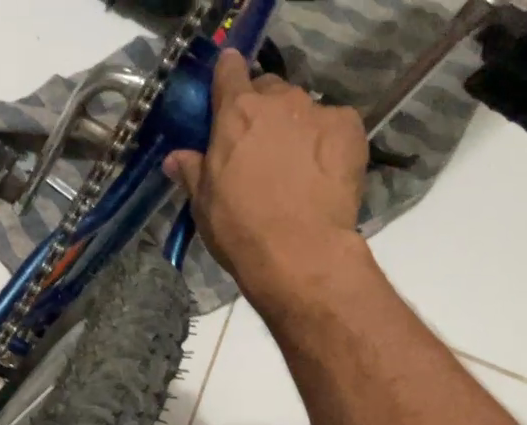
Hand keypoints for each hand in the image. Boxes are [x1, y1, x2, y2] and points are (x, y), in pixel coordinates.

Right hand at [165, 49, 368, 302]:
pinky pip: (333, 124)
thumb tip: (175, 158)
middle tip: (256, 144)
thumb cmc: (239, 228)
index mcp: (236, 113)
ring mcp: (319, 111)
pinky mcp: (351, 128)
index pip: (229, 72)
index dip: (226, 75)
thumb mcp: (203, 204)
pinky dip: (324, 140)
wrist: (299, 250)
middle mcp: (279, 101)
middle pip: (269, 90)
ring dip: (293, 126)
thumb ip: (192, 171)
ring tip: (291, 164)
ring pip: (302, 109)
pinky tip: (318, 170)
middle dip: (261, 109)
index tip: (225, 83)